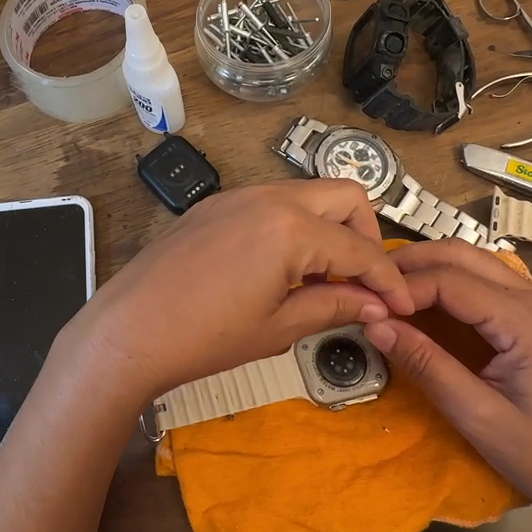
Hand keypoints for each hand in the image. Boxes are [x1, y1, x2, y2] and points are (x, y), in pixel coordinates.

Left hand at [65, 179, 411, 404]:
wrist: (129, 329)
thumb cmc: (205, 337)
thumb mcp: (279, 328)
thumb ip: (334, 306)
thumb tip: (375, 305)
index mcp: (290, 227)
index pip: (360, 249)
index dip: (389, 280)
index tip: (403, 306)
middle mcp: (267, 197)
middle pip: (342, 196)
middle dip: (365, 235)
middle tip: (364, 282)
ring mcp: (235, 196)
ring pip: (305, 194)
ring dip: (327, 229)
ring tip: (322, 281)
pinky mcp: (213, 206)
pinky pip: (270, 203)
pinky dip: (292, 227)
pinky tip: (282, 269)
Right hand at [363, 241, 531, 531]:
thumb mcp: (479, 417)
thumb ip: (426, 364)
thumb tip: (375, 324)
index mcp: (527, 320)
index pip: (447, 280)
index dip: (401, 288)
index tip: (365, 307)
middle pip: (461, 254)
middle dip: (410, 264)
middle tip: (368, 286)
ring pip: (475, 261)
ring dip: (430, 269)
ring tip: (389, 294)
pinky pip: (489, 282)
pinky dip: (451, 283)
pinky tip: (427, 306)